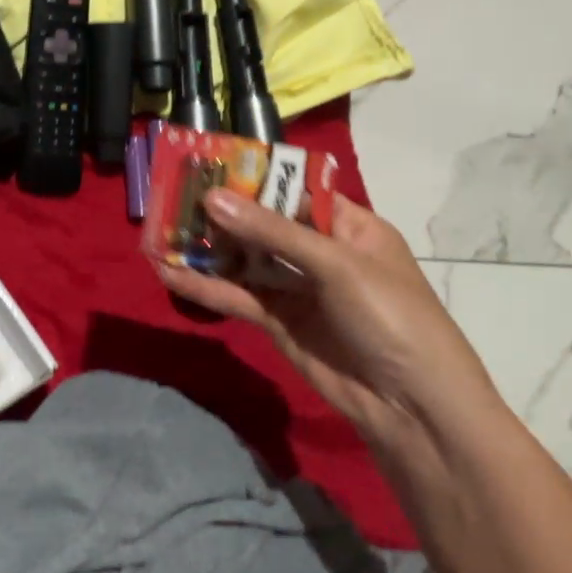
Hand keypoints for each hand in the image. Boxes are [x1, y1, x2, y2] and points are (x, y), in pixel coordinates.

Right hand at [159, 189, 503, 446]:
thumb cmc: (392, 318)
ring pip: (242, 259)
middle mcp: (319, 252)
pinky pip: (235, 296)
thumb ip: (272, 232)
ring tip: (159, 234)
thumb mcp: (338, 265)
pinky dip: (203, 285)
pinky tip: (170, 274)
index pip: (293, 192)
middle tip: (170, 196)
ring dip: (205, 248)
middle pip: (260, 223)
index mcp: (349, 228)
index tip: (204, 164)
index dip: (251, 178)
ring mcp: (296, 288)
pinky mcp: (277, 320)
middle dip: (217, 212)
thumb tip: (212, 198)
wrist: (412, 407)